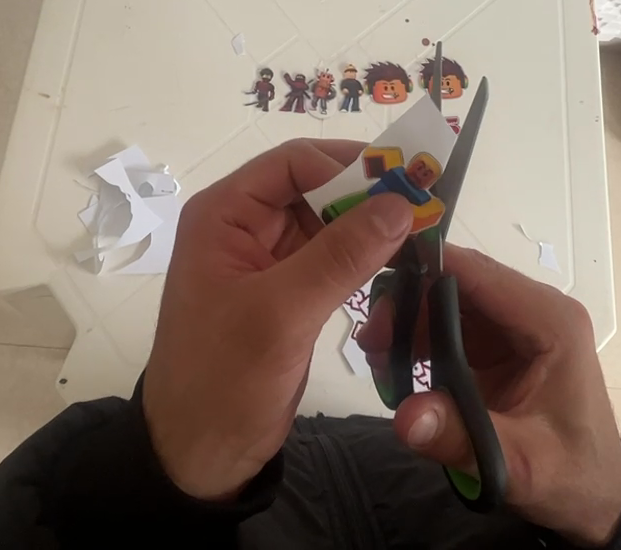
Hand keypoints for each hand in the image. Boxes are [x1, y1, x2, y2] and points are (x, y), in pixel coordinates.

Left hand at [143, 140, 415, 500]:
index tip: (400, 184)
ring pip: (326, 219)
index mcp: (225, 214)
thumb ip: (340, 256)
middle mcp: (244, 224)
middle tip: (423, 203)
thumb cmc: (223, 379)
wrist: (198, 456)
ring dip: (368, 223)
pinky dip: (362, 255)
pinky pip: (329, 254)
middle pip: (312, 186)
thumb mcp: (281, 314)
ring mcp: (266, 257)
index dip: (345, 166)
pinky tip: (397, 261)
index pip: (292, 164)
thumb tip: (399, 204)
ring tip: (421, 229)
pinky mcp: (286, 289)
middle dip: (364, 193)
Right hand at [360, 245, 620, 545]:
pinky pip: (447, 322)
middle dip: (409, 299)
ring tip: (375, 352)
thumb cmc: (572, 477)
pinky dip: (418, 337)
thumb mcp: (520, 465)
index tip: (374, 269)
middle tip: (370, 336)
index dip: (428, 263)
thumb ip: (461, 436)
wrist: (595, 502)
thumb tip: (404, 416)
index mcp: (550, 320)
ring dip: (408, 318)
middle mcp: (533, 308)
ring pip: (446, 298)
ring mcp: (513, 322)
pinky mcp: (497, 339)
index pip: (480, 273)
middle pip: (457, 280)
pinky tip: (394, 363)